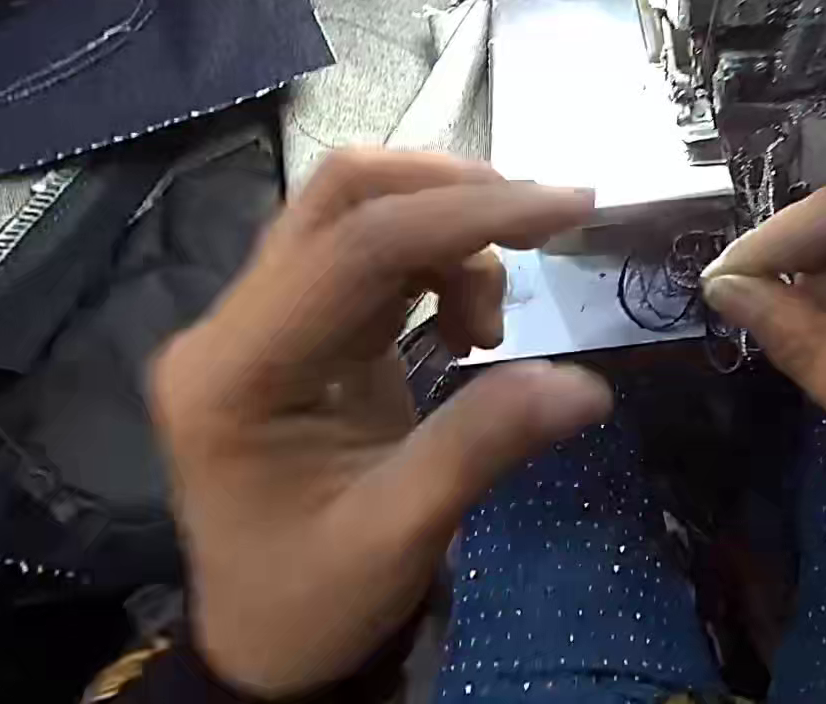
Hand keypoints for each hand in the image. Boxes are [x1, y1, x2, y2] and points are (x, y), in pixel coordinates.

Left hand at [149, 150, 613, 696]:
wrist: (268, 632)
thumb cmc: (313, 599)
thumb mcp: (399, 536)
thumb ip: (484, 445)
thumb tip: (586, 385)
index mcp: (239, 369)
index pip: (362, 245)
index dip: (474, 215)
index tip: (569, 209)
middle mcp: (240, 316)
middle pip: (349, 191)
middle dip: (458, 192)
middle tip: (540, 225)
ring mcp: (268, 308)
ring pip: (369, 206)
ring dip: (458, 234)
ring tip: (489, 326)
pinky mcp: (307, 313)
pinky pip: (382, 245)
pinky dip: (447, 259)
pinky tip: (468, 322)